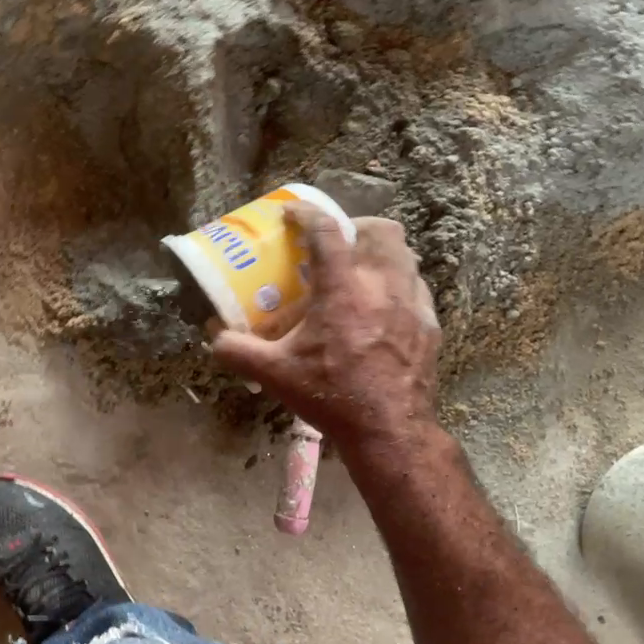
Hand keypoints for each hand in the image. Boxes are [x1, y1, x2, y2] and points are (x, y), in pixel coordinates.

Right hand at [211, 205, 441, 458]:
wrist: (389, 429)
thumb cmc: (330, 395)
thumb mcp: (274, 374)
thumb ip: (237, 350)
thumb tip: (214, 337)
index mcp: (343, 291)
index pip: (327, 232)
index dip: (307, 214)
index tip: (291, 213)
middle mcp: (383, 287)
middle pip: (382, 231)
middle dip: (357, 227)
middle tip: (335, 243)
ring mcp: (412, 306)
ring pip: (405, 256)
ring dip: (380, 253)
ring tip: (359, 271)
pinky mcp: (429, 326)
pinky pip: (416, 288)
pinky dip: (397, 284)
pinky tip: (380, 306)